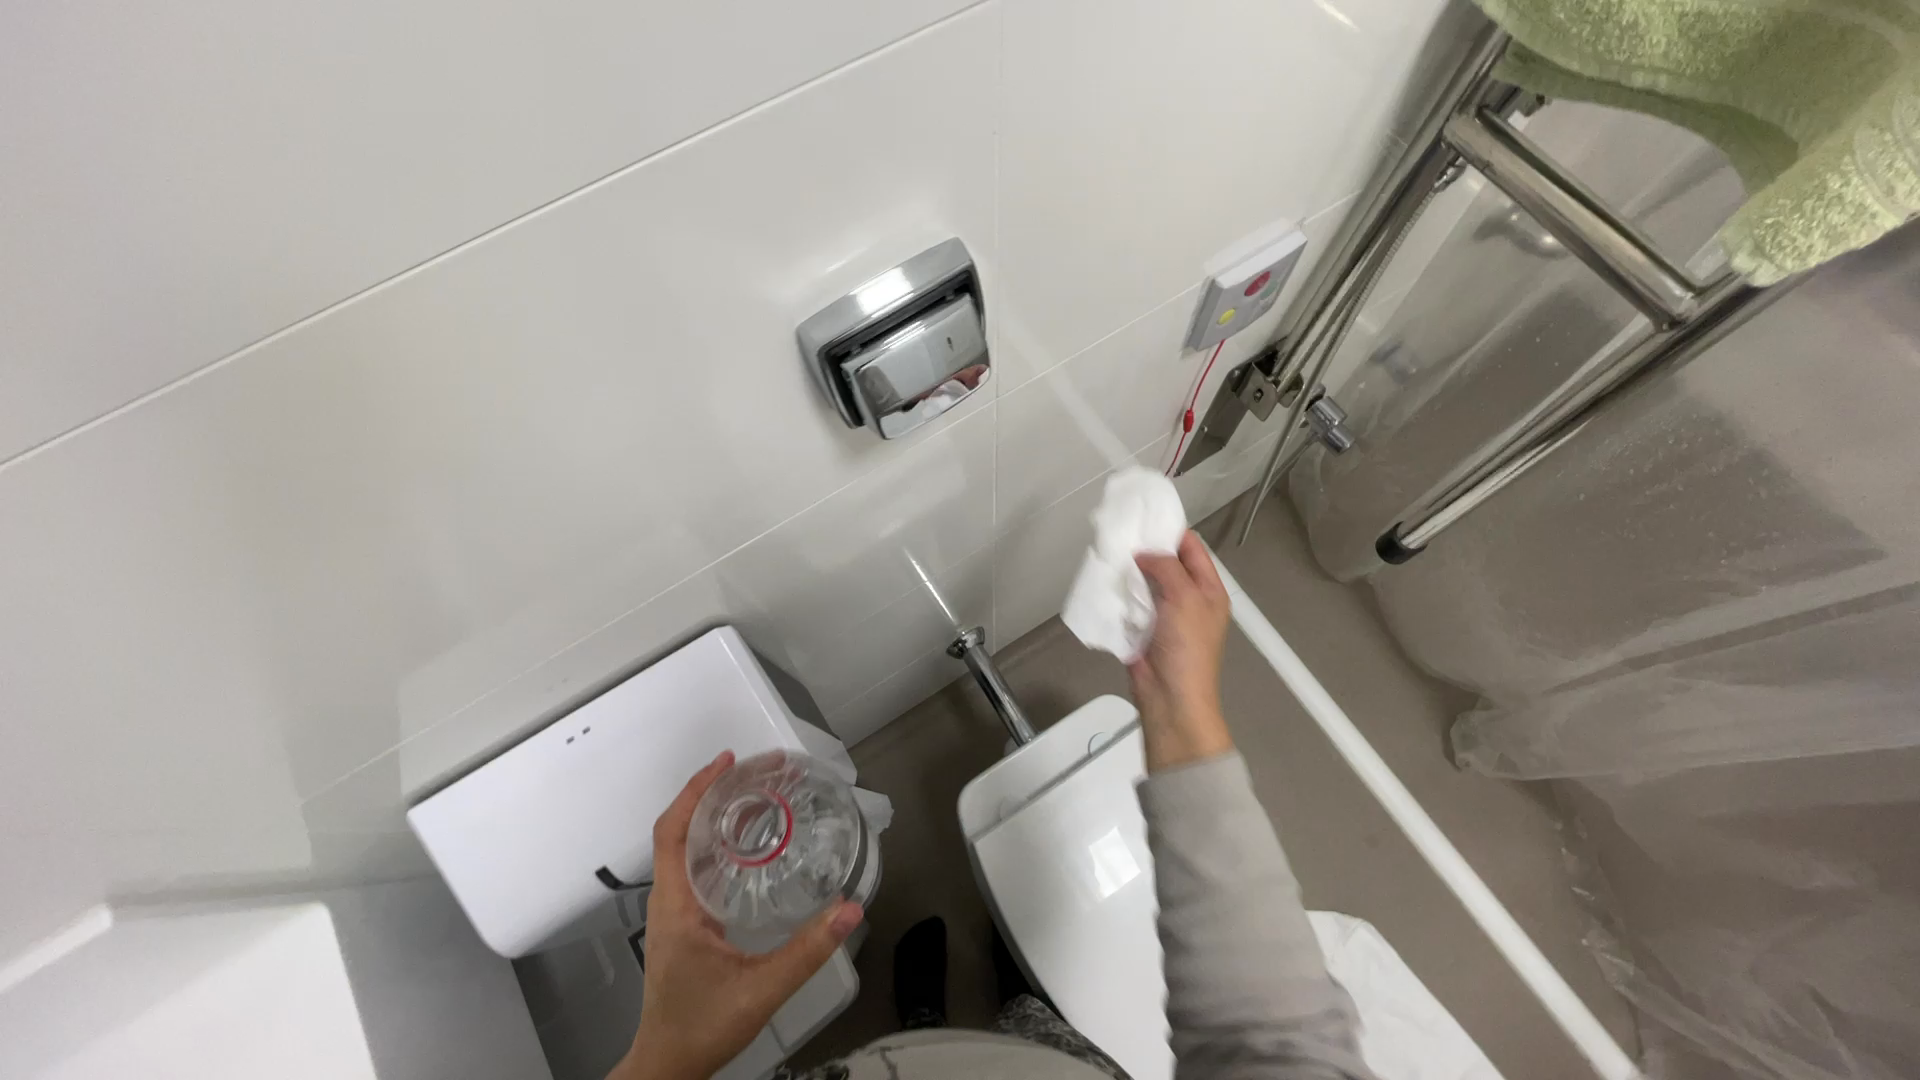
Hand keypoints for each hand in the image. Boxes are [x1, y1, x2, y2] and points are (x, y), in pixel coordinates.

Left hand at [612, 752, 864, 1079]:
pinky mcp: (685, 922)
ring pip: (687, 846)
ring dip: (717, 814)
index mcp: (677, 905)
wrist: (667, 1069)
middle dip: (715, 792)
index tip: (728, 763)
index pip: (672, 831)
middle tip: (759, 772)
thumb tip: (851, 909)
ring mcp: (675, 910)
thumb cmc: (701, 1027)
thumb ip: (807, 951)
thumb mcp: (760, 990)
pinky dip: (719, 841)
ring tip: (759, 794)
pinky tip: (752, 844)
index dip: (696, 790)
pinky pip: (697, 866)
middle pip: (681, 828)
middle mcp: (670, 899)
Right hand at [1129, 531, 1234, 771]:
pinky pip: (1129, 604)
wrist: (1171, 698)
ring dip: (1129, 571)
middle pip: (1166, 564)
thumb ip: (1167, 568)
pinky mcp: (1141, 630)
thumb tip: (1143, 554)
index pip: (1192, 549)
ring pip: (1144, 583)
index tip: (1144, 516)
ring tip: (1108, 552)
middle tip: (1119, 532)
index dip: (1171, 531)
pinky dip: (1118, 593)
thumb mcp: (1186, 599)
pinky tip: (1104, 581)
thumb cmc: (1187, 647)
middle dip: (1145, 550)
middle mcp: (1188, 599)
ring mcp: (1163, 615)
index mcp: (1208, 590)